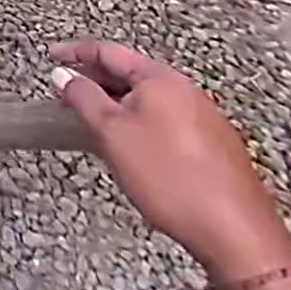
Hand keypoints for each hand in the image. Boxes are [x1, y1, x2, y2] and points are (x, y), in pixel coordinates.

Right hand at [49, 38, 290, 282]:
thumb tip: (63, 75)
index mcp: (162, 79)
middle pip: (129, 73)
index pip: (108, 51)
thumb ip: (82, 97)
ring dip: (115, 103)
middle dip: (94, 80)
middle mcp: (186, 92)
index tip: (53, 57)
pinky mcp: (213, 147)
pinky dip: (138, 122)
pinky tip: (129, 146)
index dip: (75, 52)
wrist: (237, 238)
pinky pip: (165, 120)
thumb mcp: (110, 131)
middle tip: (67, 92)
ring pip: (148, 99)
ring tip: (93, 122)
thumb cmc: (173, 179)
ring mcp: (204, 119)